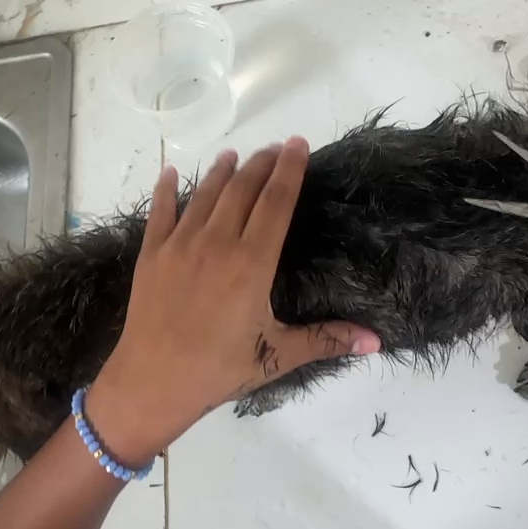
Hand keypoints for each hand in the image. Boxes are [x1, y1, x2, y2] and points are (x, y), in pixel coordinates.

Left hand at [84, 139, 380, 464]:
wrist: (151, 383)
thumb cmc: (217, 371)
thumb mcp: (276, 357)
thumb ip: (325, 340)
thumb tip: (377, 340)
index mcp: (251, 264)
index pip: (276, 203)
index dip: (289, 170)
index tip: (298, 145)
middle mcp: (216, 243)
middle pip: (242, 190)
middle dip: (260, 164)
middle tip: (273, 148)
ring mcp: (179, 246)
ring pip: (204, 195)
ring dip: (221, 172)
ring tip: (234, 155)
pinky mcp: (150, 255)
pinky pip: (159, 212)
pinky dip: (167, 189)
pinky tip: (171, 173)